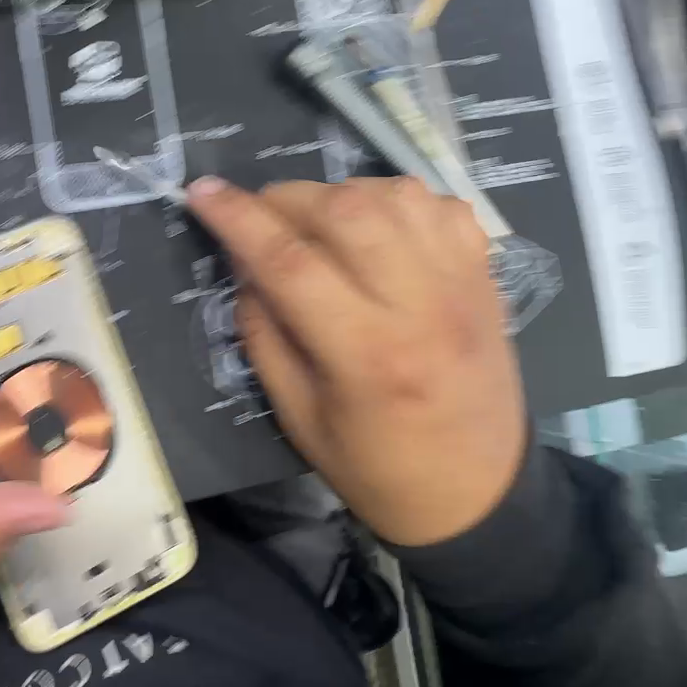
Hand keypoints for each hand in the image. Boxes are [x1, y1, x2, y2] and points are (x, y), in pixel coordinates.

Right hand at [187, 177, 526, 547]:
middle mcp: (420, 306)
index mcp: (365, 353)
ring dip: (340, 192)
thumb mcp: (295, 415)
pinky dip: (396, 199)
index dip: (237, 219)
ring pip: (395, 196)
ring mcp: (462, 284)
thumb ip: (262, 333)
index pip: (289, 262)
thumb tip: (243, 263)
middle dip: (286, 197)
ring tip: (315, 219)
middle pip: (346, 212)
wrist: (479, 494)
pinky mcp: (485, 276)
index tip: (201, 192)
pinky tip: (374, 225)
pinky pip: (439, 205)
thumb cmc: (375, 466)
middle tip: (259, 213)